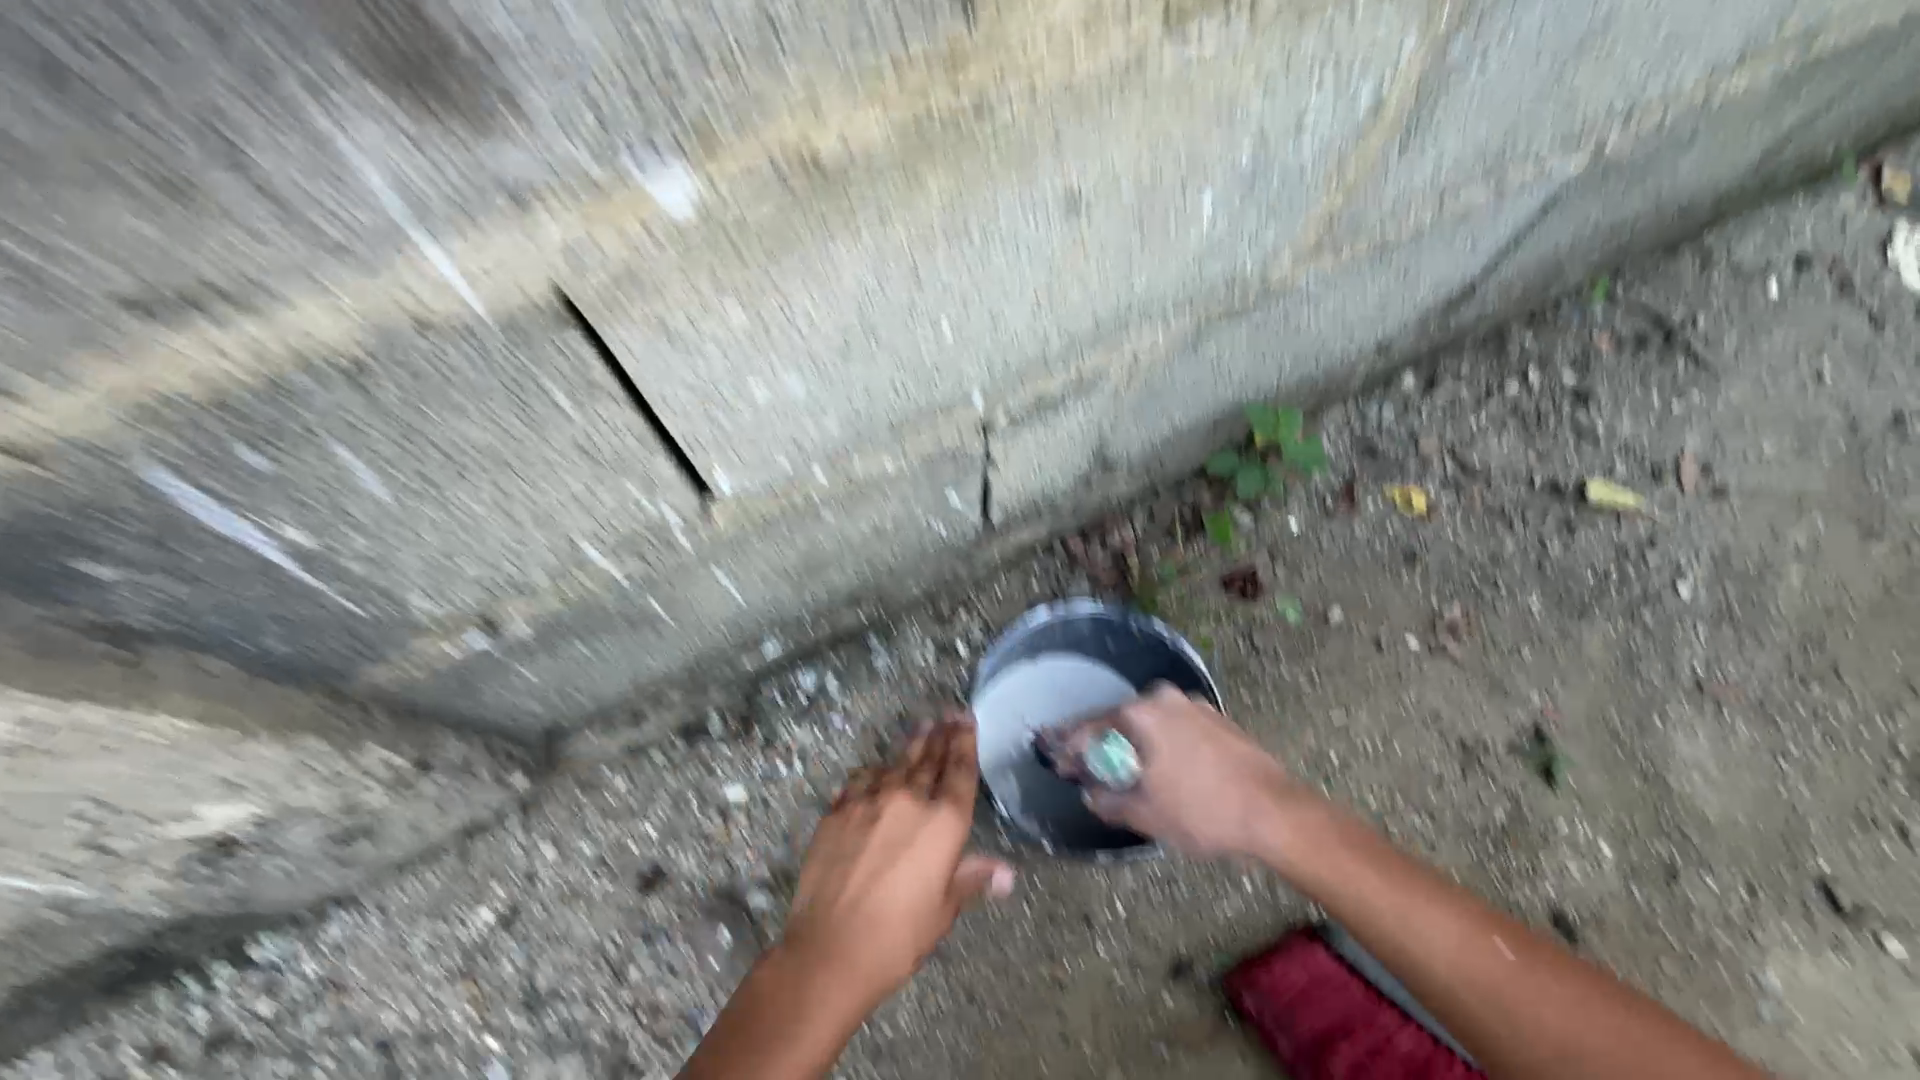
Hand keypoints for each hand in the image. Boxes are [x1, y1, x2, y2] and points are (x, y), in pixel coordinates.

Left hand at [781, 714, 1015, 1005]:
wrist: (830, 948)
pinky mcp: (836, 813)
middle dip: (939, 735)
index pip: (959, 771)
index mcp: (943, 823)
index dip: (964, 742)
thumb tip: (1006, 872)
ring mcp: (867, 802)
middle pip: (927, 759)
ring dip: (907, 748)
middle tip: (945, 713)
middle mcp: (908, 801)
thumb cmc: (898, 937)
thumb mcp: (943, 911)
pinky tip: (871, 773)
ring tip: (916, 732)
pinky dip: (870, 775)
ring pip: (892, 765)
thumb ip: (970, 879)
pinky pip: (858, 783)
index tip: (965, 717)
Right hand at [1051, 683, 1316, 858]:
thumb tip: (1092, 795)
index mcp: (1141, 713)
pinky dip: (1162, 746)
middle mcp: (1166, 699)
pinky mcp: (1219, 721)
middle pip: (1120, 721)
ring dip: (1134, 745)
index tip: (1058, 764)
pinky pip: (1176, 730)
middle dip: (1102, 744)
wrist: (1276, 814)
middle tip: (1087, 768)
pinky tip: (1162, 770)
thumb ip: (1109, 802)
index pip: (1090, 727)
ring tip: (1124, 772)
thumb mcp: (1145, 814)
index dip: (1069, 749)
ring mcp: (1196, 706)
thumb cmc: (1203, 811)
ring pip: (1151, 725)